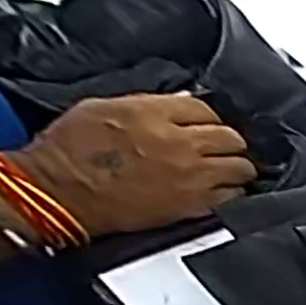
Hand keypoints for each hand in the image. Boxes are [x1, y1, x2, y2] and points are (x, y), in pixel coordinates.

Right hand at [11, 93, 254, 237]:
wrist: (63, 193)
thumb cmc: (72, 150)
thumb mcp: (99, 109)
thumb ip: (147, 105)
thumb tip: (184, 102)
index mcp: (147, 114)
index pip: (203, 108)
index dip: (207, 118)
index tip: (204, 127)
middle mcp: (178, 143)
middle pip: (232, 138)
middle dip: (229, 143)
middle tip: (219, 149)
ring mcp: (194, 175)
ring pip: (243, 167)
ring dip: (236, 168)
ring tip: (223, 171)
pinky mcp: (201, 202)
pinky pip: (237, 194)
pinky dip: (233, 191)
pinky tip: (219, 190)